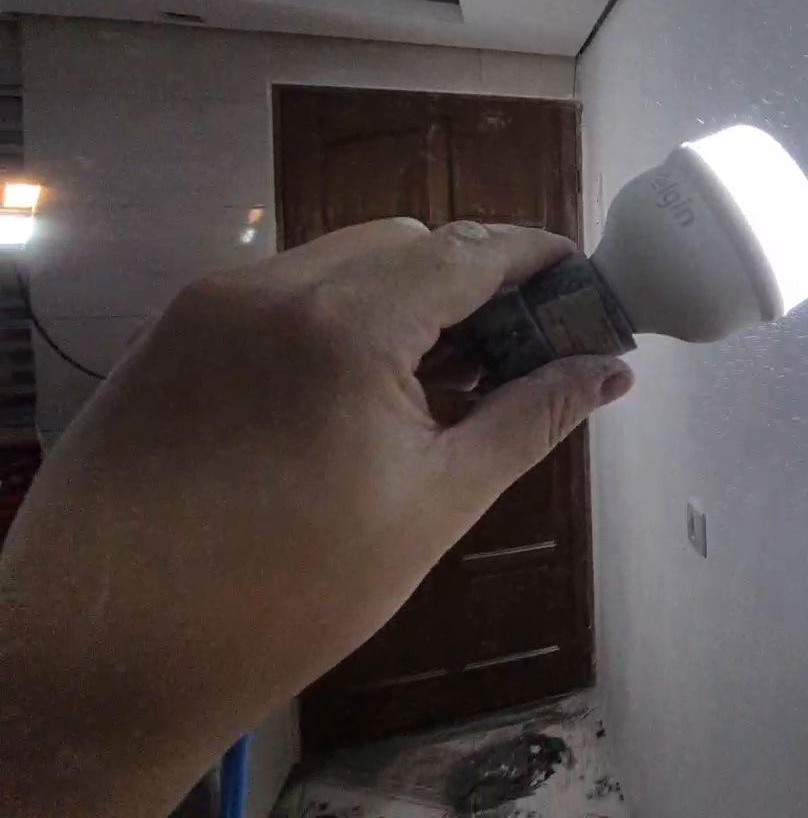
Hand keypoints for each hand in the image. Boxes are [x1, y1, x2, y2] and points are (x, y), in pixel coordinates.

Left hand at [0, 219, 633, 816]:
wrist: (90, 668)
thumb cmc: (292, 588)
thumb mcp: (442, 498)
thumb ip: (536, 414)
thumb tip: (613, 370)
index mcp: (343, 329)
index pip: (470, 251)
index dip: (538, 256)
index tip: (582, 280)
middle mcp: (268, 292)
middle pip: (415, 242)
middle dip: (483, 275)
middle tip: (523, 340)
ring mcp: (210, 309)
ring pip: (354, 258)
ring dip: (421, 290)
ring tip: (453, 367)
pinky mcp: (177, 337)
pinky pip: (297, 288)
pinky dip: (360, 308)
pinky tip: (375, 381)